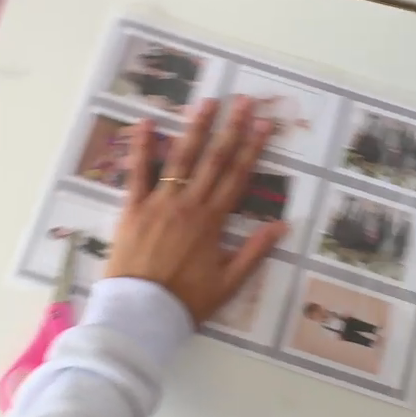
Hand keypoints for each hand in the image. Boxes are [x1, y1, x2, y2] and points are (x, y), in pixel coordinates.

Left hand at [105, 97, 284, 324]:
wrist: (139, 315)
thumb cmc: (185, 301)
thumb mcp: (228, 283)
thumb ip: (254, 252)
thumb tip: (282, 225)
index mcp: (212, 221)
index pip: (238, 176)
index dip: (253, 149)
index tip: (264, 124)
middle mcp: (189, 204)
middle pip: (214, 160)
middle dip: (231, 128)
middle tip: (244, 101)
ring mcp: (160, 202)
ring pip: (180, 159)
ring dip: (196, 128)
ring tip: (208, 102)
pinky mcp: (133, 208)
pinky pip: (137, 173)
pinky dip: (141, 147)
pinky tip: (144, 122)